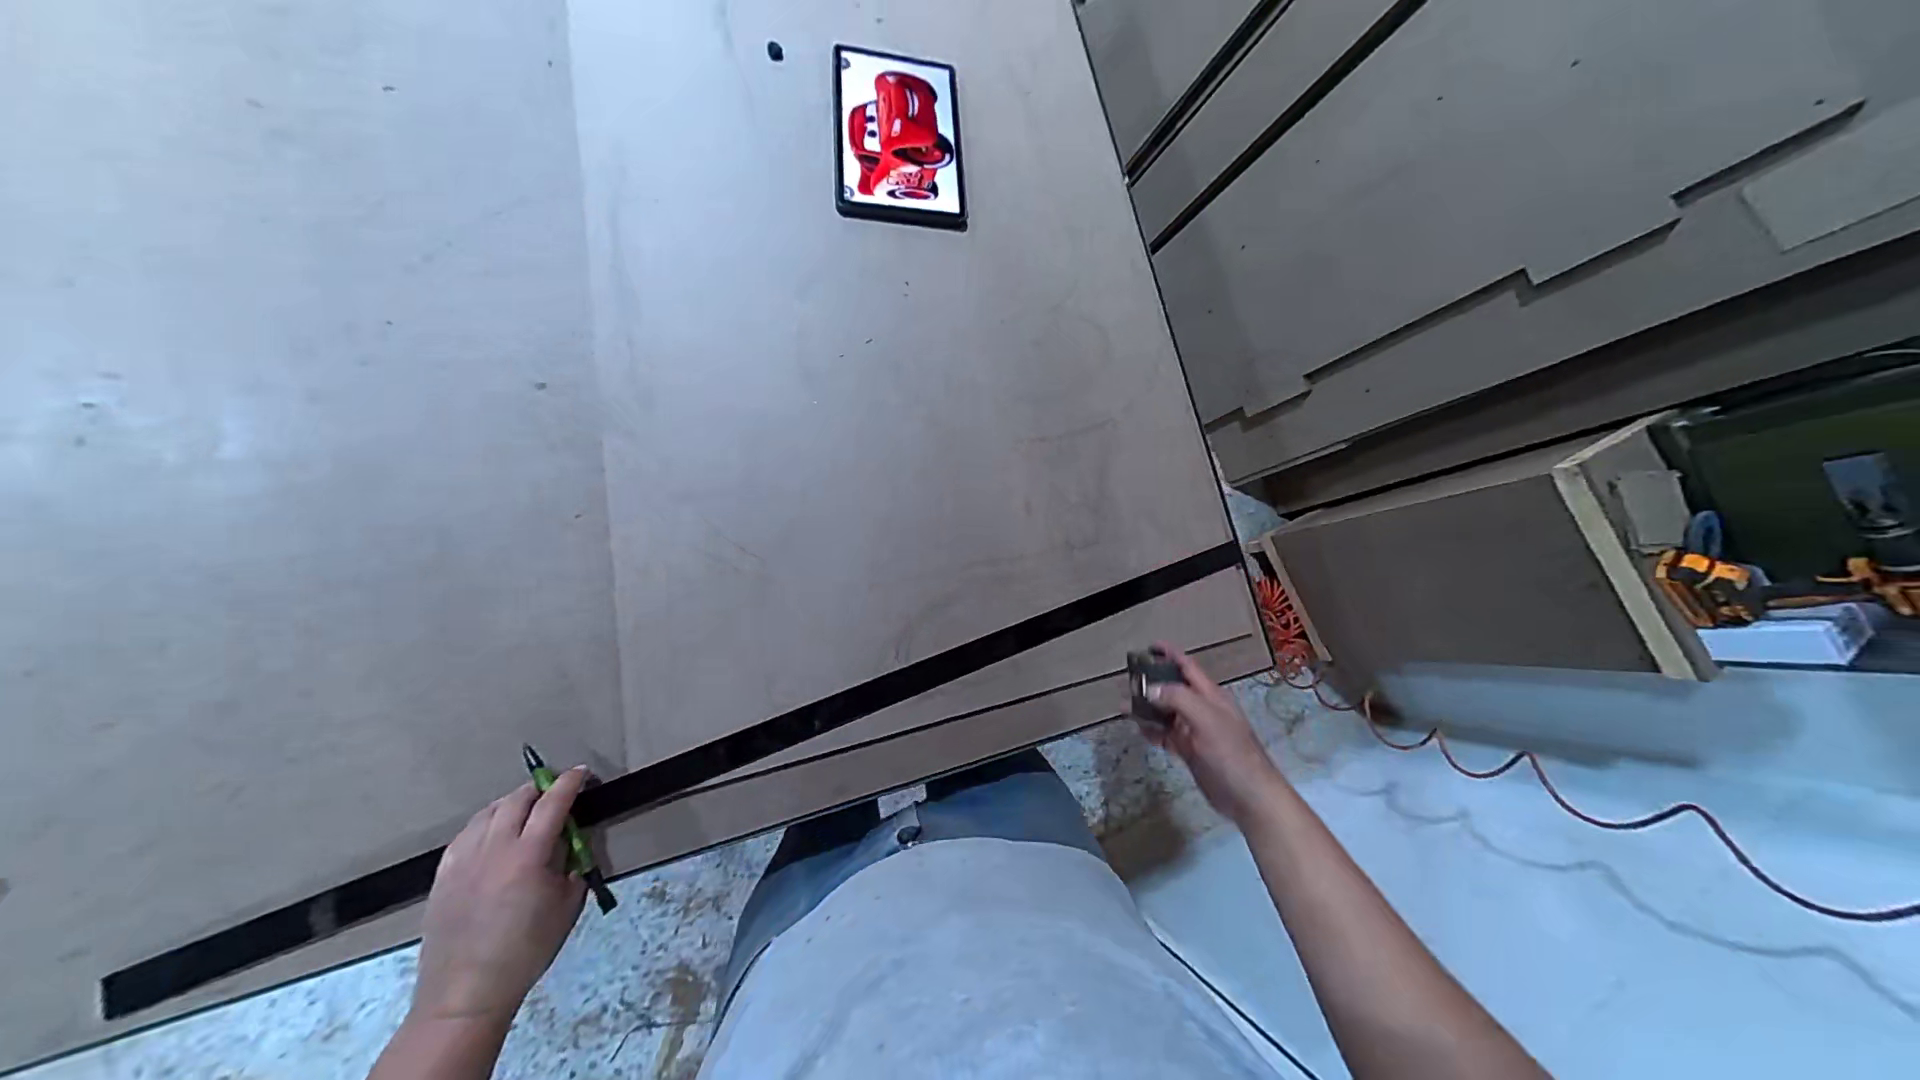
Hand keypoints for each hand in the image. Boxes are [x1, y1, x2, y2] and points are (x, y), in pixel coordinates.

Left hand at [411, 767, 590, 1027]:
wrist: (466, 992)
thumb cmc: (527, 950)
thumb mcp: (567, 904)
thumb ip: (571, 864)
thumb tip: (569, 841)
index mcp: (528, 856)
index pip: (552, 803)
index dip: (569, 782)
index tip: (581, 773)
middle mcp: (493, 850)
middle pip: (516, 800)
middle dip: (539, 789)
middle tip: (554, 792)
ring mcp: (463, 861)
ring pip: (487, 813)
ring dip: (511, 803)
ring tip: (524, 809)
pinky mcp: (443, 875)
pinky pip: (465, 834)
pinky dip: (485, 823)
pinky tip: (492, 833)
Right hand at [1138, 643, 1286, 826]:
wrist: (1249, 797)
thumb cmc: (1231, 754)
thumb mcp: (1206, 720)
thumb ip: (1178, 699)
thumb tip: (1149, 688)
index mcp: (1211, 696)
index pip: (1187, 667)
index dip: (1170, 655)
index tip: (1148, 646)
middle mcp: (1202, 709)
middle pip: (1173, 689)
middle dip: (1151, 683)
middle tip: (1127, 682)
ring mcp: (1196, 731)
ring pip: (1167, 712)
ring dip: (1147, 708)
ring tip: (1124, 707)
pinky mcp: (1191, 751)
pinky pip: (1167, 734)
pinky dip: (1153, 730)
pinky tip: (1140, 730)